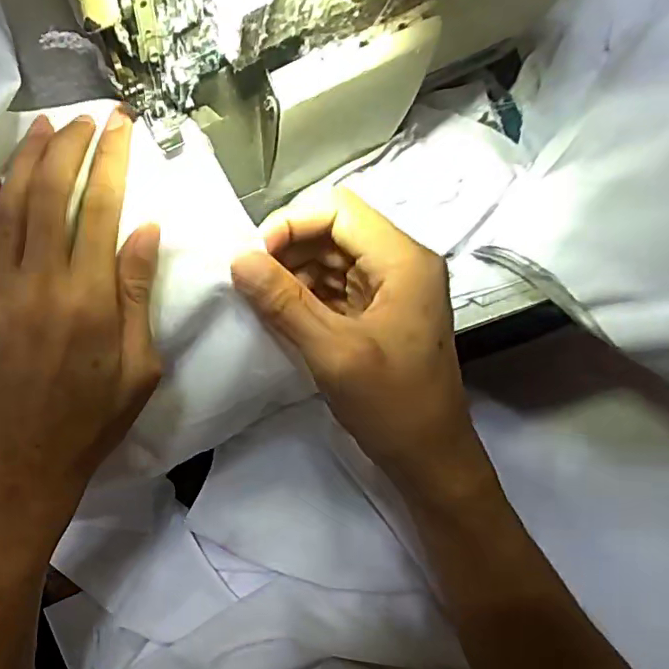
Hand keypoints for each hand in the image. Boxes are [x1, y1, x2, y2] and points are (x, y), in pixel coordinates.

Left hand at [0, 110, 162, 520]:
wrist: (33, 456)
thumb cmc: (97, 418)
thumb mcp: (140, 365)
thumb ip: (139, 294)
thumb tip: (145, 229)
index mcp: (90, 299)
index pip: (101, 208)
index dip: (112, 159)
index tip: (121, 126)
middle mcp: (41, 284)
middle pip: (49, 193)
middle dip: (68, 146)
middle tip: (85, 117)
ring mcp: (1, 291)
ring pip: (7, 207)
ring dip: (24, 160)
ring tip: (42, 127)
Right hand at [230, 185, 477, 487]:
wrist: (430, 458)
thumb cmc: (391, 405)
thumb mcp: (332, 352)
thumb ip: (283, 302)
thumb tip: (238, 259)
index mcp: (402, 261)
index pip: (339, 211)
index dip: (291, 224)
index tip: (254, 258)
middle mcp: (401, 265)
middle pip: (335, 231)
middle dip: (288, 249)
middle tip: (250, 281)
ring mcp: (391, 291)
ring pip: (332, 259)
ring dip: (293, 273)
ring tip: (260, 300)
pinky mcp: (379, 315)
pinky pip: (336, 289)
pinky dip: (305, 296)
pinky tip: (280, 314)